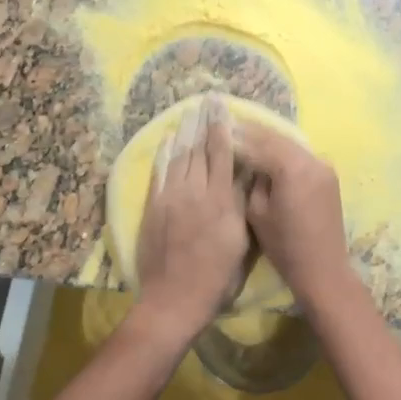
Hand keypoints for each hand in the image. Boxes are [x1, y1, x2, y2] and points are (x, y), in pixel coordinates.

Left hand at [132, 96, 249, 344]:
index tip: (225, 109)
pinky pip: (160, 172)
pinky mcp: (154, 207)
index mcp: (221, 202)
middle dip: (204, 122)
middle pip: (200, 149)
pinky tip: (169, 139)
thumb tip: (247, 177)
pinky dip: (165, 154)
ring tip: (190, 111)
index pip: (224, 156)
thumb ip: (241, 207)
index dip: (224, 129)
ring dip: (185, 131)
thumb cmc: (216, 279)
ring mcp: (171, 198)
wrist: (174, 300)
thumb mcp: (241, 243)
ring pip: (180, 156)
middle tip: (207, 100)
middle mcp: (196, 193)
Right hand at [234, 120, 352, 302]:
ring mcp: (323, 165)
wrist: (323, 268)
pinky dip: (283, 151)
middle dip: (253, 133)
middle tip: (230, 128)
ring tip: (245, 138)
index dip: (237, 139)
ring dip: (268, 140)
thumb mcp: (256, 212)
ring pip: (290, 144)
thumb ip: (251, 180)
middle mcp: (311, 159)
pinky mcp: (328, 174)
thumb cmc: (284, 245)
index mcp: (291, 167)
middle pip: (276, 138)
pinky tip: (268, 153)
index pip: (258, 144)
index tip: (219, 132)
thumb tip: (246, 161)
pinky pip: (301, 155)